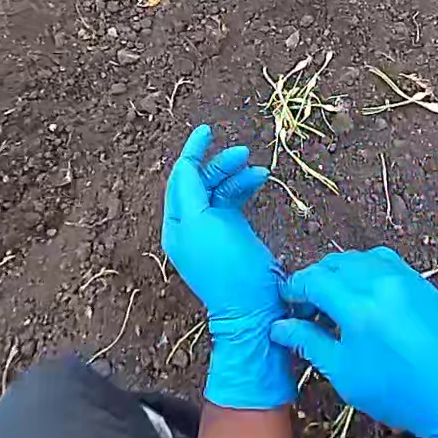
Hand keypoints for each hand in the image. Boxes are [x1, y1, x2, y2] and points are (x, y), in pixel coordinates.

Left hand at [163, 124, 294, 408]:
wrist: (256, 307)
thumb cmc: (229, 267)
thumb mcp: (203, 224)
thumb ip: (191, 192)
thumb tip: (188, 165)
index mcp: (177, 224)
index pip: (181, 177)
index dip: (193, 152)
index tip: (207, 130)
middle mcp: (190, 225)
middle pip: (200, 180)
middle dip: (219, 164)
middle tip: (243, 152)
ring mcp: (211, 229)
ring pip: (219, 187)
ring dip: (235, 174)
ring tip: (257, 168)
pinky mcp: (232, 233)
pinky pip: (233, 200)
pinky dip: (244, 187)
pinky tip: (260, 179)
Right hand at [269, 247, 437, 437]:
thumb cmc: (397, 389)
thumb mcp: (344, 372)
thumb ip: (309, 342)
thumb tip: (280, 327)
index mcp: (358, 306)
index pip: (313, 280)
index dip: (293, 288)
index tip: (285, 303)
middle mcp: (378, 281)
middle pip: (332, 264)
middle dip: (313, 280)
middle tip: (305, 307)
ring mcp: (399, 275)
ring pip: (354, 258)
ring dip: (336, 273)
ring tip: (332, 302)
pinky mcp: (414, 277)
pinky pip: (378, 260)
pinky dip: (361, 269)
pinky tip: (359, 294)